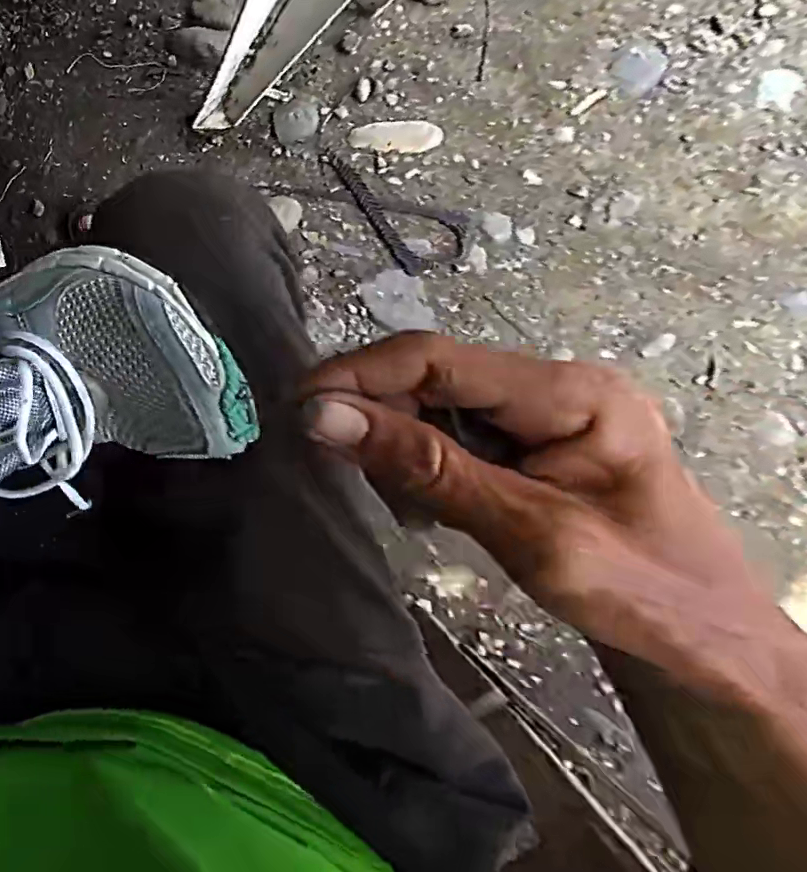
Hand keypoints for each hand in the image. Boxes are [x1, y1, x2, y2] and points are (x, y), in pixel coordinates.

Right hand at [299, 332, 793, 702]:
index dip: (354, 375)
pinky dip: (404, 458)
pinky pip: (432, 428)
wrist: (713, 652)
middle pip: (420, 374)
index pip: (433, 358)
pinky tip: (413, 496)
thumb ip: (424, 468)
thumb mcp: (529, 533)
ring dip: (384, 440)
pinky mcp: (515, 438)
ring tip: (391, 494)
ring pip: (418, 400)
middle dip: (367, 413)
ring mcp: (532, 411)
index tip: (296, 412)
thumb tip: (320, 415)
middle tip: (330, 460)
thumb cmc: (647, 597)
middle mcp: (550, 386)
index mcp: (573, 394)